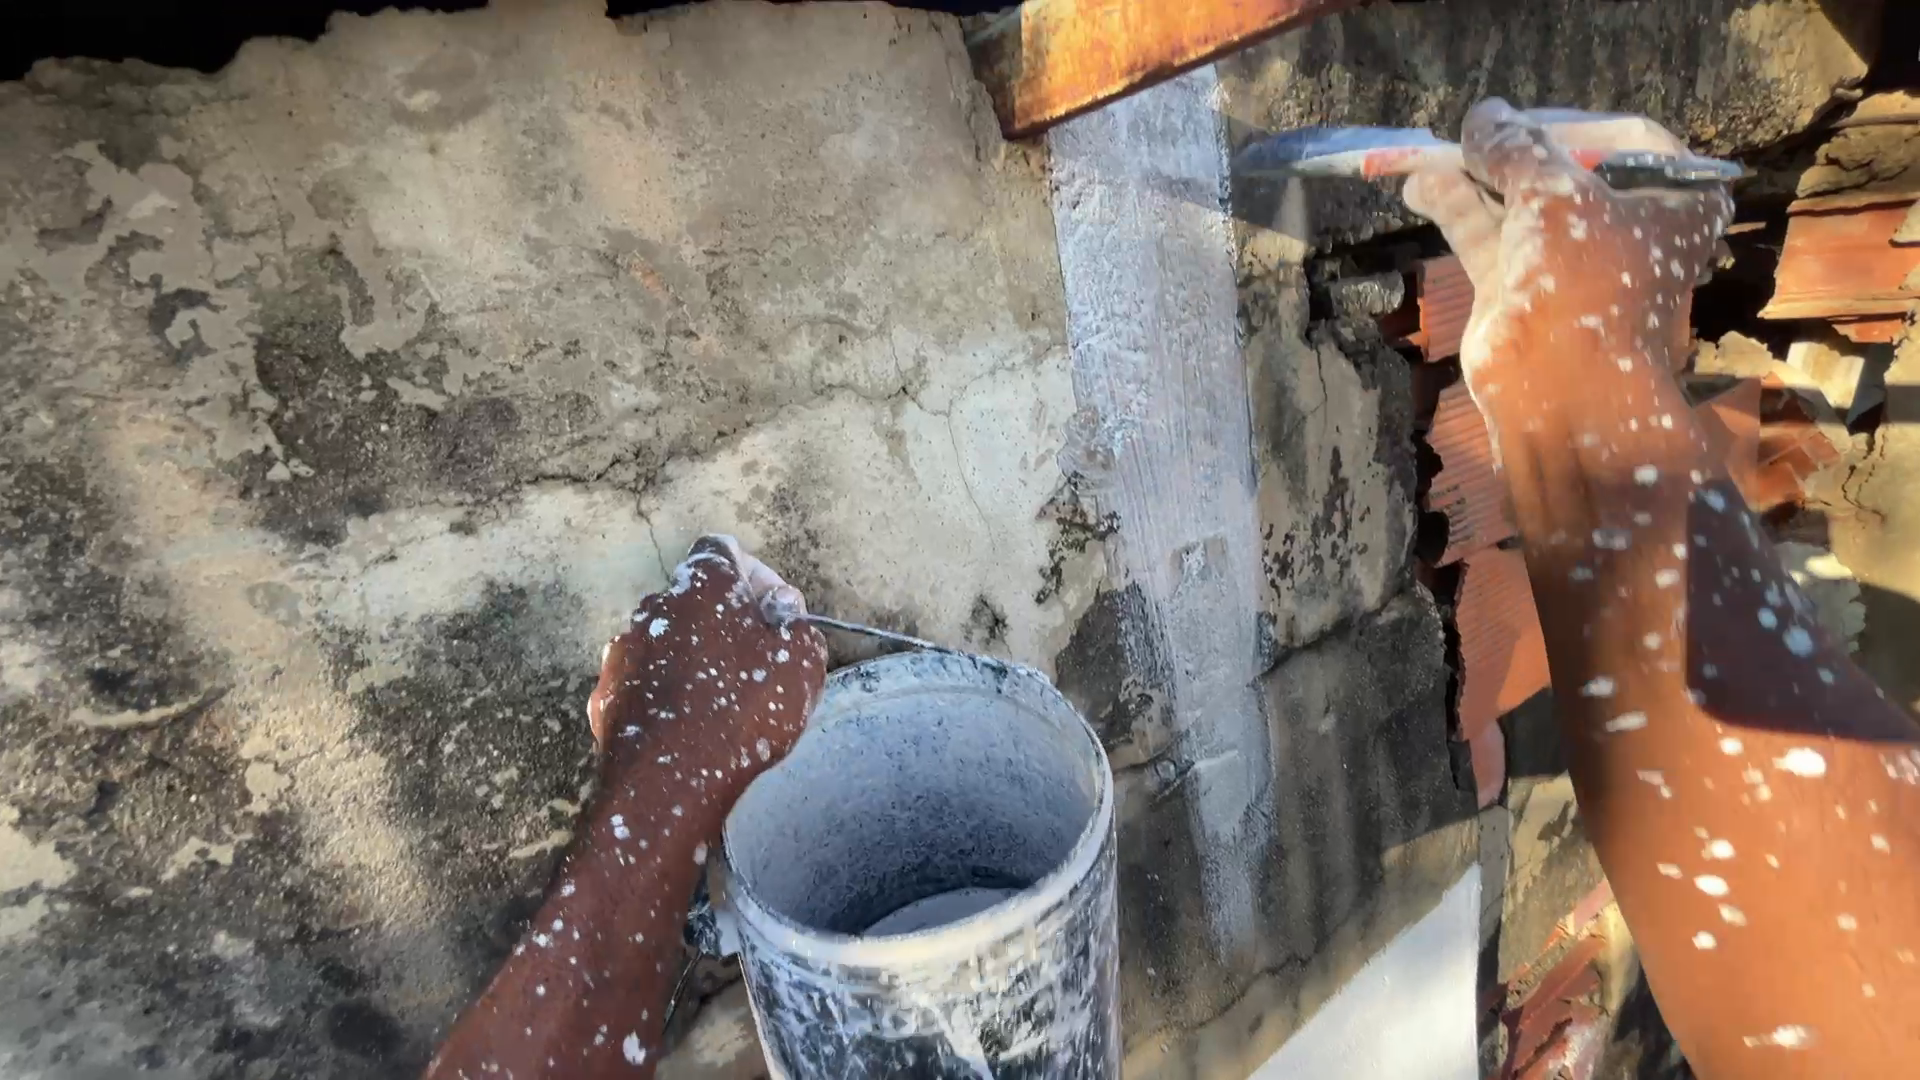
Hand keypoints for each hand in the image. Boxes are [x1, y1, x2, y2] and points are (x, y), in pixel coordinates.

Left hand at [586, 536, 826, 805]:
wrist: (671, 782)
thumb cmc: (745, 706)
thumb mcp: (803, 658)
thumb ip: (797, 622)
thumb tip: (779, 613)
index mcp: (702, 583)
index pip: (725, 549)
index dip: (758, 574)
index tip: (777, 613)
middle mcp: (654, 605)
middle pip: (697, 595)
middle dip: (730, 616)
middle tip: (761, 655)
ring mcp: (623, 651)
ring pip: (671, 638)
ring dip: (700, 653)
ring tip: (728, 696)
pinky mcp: (607, 695)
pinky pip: (649, 678)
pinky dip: (672, 689)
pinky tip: (694, 723)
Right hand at [1401, 100, 1730, 403]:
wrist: (1555, 388)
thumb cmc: (1581, 286)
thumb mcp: (1554, 200)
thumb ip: (1517, 152)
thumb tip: (1482, 115)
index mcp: (1668, 197)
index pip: (1613, 138)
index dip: (1556, 123)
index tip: (1505, 120)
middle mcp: (1619, 224)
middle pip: (1555, 171)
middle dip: (1505, 155)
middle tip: (1461, 138)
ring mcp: (1562, 259)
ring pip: (1513, 204)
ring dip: (1470, 181)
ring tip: (1424, 159)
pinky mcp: (1516, 286)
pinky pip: (1487, 236)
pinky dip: (1457, 211)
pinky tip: (1422, 188)